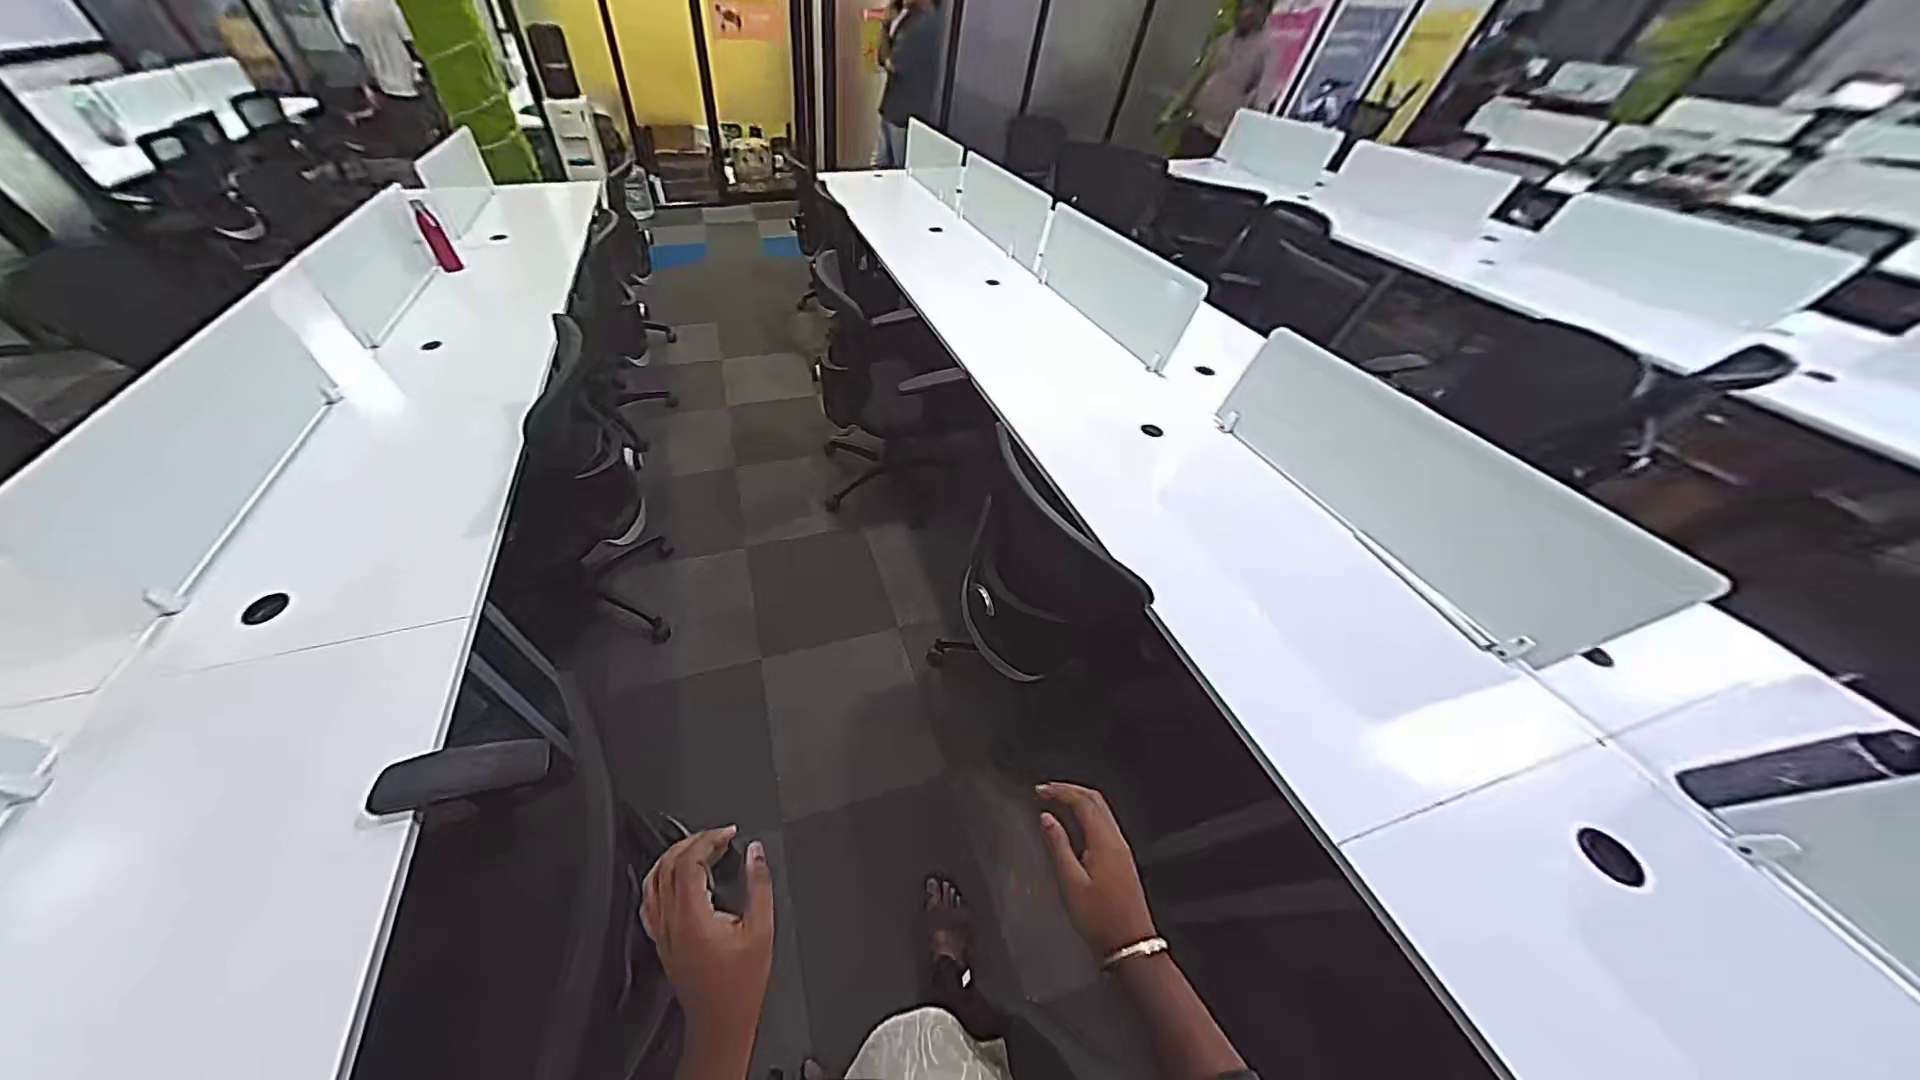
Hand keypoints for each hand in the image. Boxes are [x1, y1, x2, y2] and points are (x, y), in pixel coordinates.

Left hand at [642, 826, 773, 1057]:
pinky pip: (650, 900)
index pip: (688, 863)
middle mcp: (670, 924)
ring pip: (652, 882)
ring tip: (699, 847)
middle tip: (718, 835)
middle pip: (666, 866)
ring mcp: (662, 933)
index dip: (708, 839)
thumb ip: (759, 883)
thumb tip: (756, 851)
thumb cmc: (741, 983)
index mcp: (692, 918)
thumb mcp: (762, 927)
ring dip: (674, 857)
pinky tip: (680, 876)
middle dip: (692, 842)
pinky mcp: (661, 941)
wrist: (721, 1021)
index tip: (728, 833)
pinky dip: (663, 878)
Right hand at [1037, 782, 1156, 956]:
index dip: (1060, 791)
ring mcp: (1122, 850)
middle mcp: (1117, 841)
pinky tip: (1075, 823)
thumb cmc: (1101, 921)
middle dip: (1070, 790)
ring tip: (1057, 801)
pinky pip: (1105, 823)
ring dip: (1079, 800)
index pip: (1082, 801)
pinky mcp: (1123, 860)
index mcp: (1104, 842)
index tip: (1041, 790)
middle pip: (1095, 799)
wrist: (1130, 946)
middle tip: (1047, 790)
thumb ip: (1058, 845)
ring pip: (1101, 810)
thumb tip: (1047, 819)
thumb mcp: (1071, 883)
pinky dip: (1087, 814)